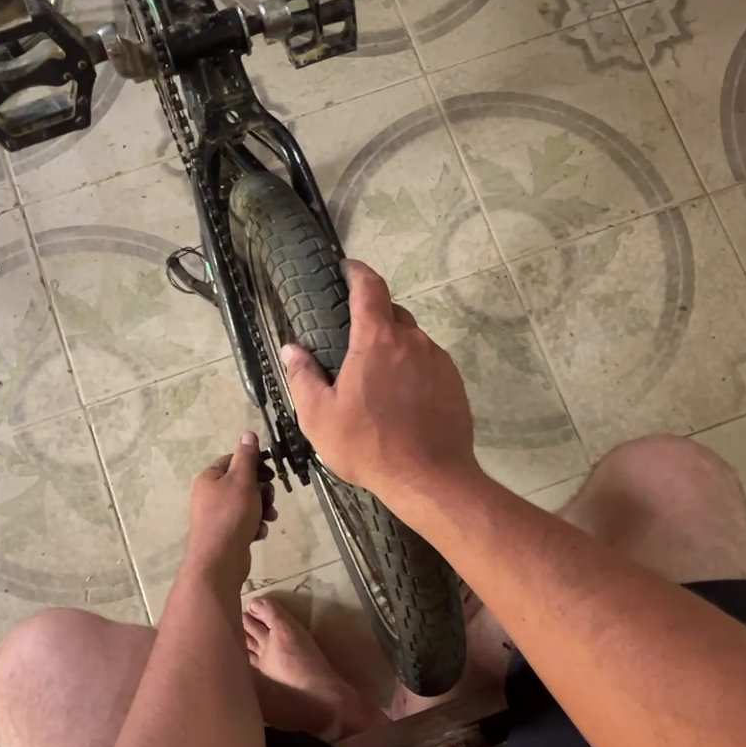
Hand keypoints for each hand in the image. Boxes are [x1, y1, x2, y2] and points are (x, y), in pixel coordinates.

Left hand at [182, 431, 277, 587]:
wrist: (219, 560)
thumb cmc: (230, 515)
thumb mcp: (242, 481)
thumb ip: (247, 457)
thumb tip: (248, 434)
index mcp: (210, 478)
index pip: (233, 461)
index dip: (253, 465)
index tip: (269, 473)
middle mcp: (210, 495)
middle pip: (242, 483)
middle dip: (261, 491)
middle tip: (269, 499)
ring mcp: (216, 516)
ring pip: (247, 504)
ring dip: (262, 509)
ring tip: (268, 518)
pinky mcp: (225, 534)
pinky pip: (244, 523)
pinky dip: (255, 526)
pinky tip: (259, 533)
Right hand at [280, 260, 480, 503]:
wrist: (430, 478)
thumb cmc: (368, 446)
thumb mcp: (319, 416)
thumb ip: (303, 377)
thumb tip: (292, 349)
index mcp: (377, 340)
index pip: (369, 287)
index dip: (357, 272)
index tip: (347, 268)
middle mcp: (412, 341)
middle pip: (392, 313)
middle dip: (372, 317)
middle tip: (352, 342)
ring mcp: (438, 361)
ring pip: (411, 341)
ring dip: (392, 349)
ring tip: (375, 380)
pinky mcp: (454, 382)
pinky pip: (428, 363)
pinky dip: (411, 370)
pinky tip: (400, 400)